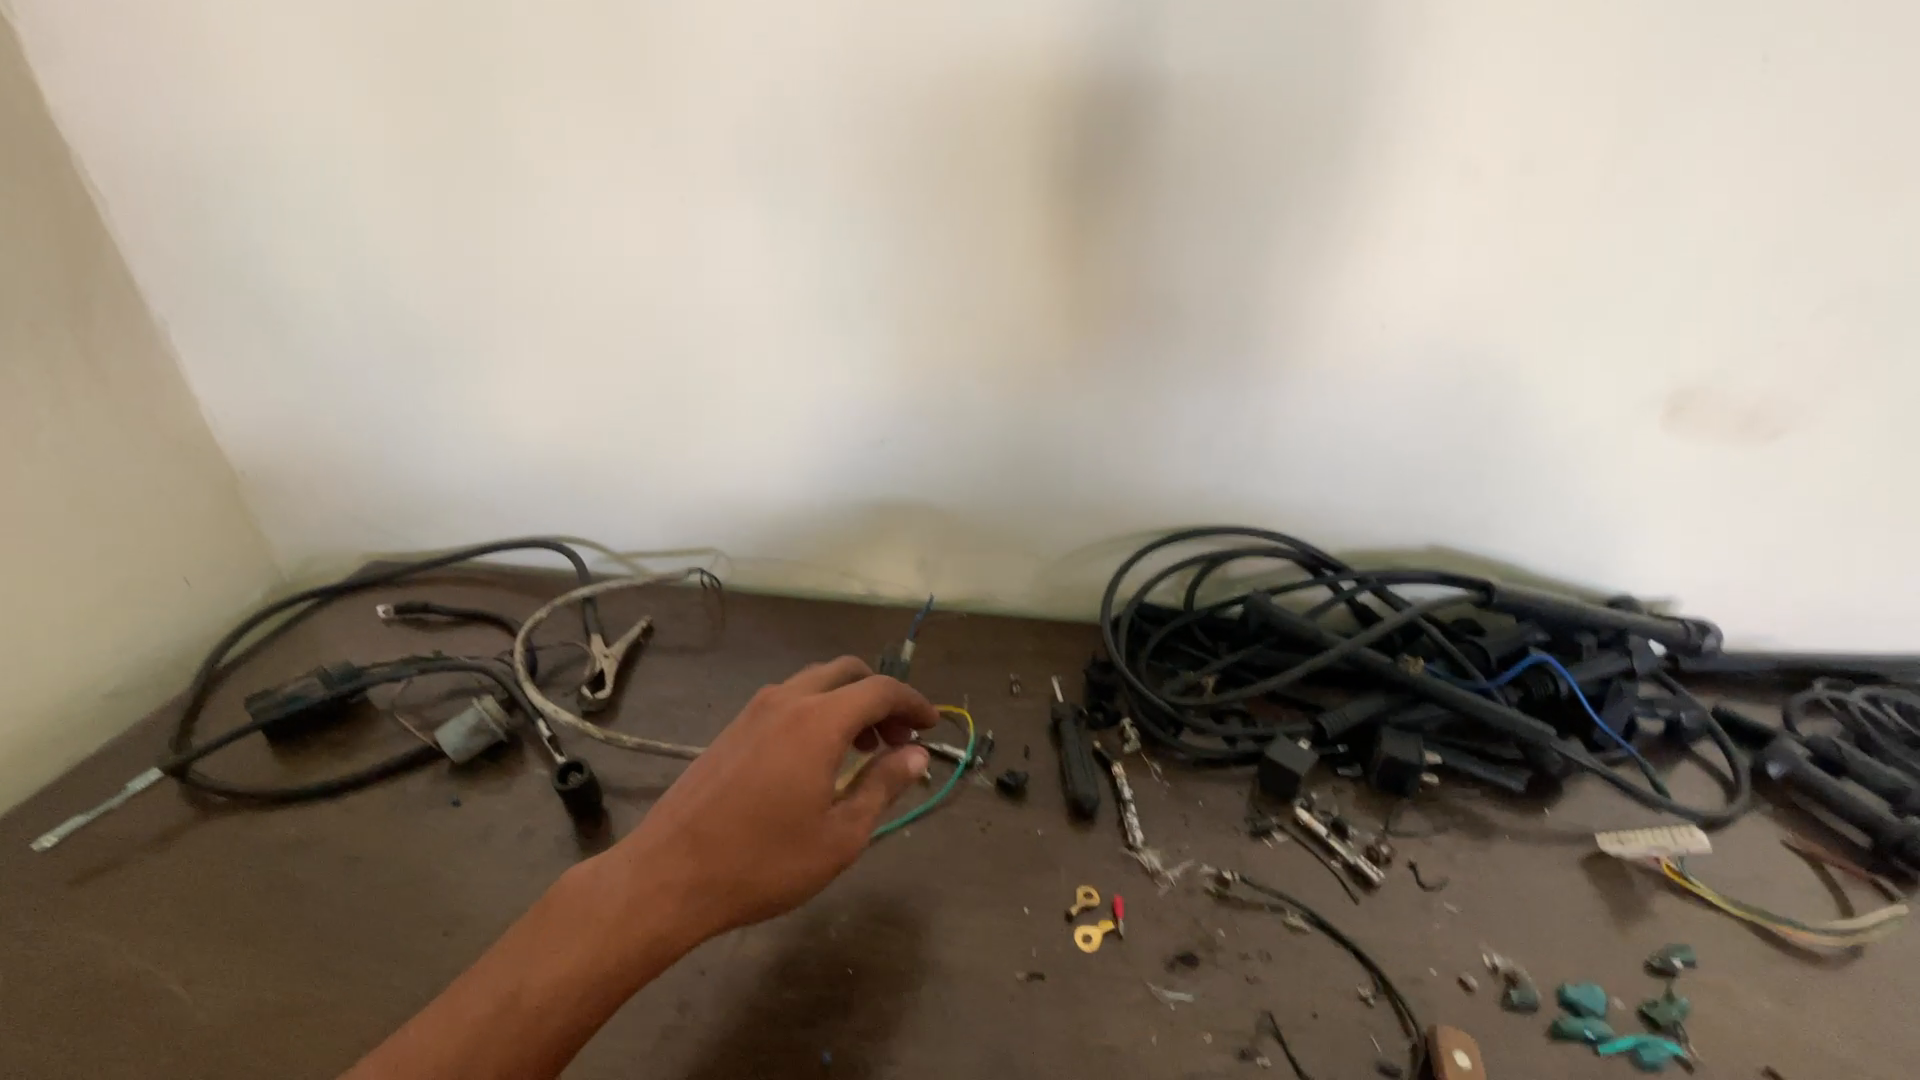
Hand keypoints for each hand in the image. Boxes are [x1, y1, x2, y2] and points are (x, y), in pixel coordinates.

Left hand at [602, 657, 937, 942]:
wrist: (668, 875)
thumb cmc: (763, 862)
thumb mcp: (840, 835)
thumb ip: (882, 786)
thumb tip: (914, 755)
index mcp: (819, 721)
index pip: (881, 689)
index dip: (914, 703)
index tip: (931, 726)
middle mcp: (787, 701)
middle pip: (847, 672)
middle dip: (881, 698)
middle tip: (898, 739)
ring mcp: (754, 711)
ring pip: (815, 684)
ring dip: (848, 704)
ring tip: (862, 750)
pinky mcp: (732, 729)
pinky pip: (788, 701)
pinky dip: (817, 712)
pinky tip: (818, 758)